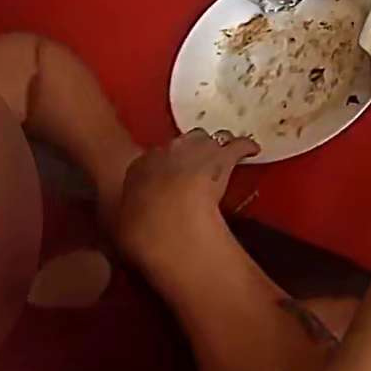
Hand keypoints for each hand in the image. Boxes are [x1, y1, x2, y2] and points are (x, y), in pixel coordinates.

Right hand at [115, 129, 257, 262]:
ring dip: (215, 148)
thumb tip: (128, 211)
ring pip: (212, 139)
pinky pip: (240, 144)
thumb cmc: (138, 232)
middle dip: (189, 153)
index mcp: (140, 165)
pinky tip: (252, 151)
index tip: (167, 178)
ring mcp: (200, 149)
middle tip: (194, 170)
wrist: (169, 225)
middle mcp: (170, 149)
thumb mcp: (118, 222)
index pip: (153, 157)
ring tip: (220, 160)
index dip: (163, 168)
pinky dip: (247, 147)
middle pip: (184, 142)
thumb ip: (125, 208)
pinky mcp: (224, 155)